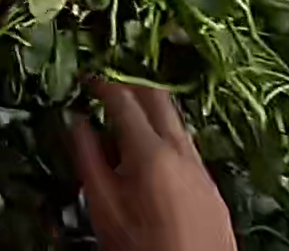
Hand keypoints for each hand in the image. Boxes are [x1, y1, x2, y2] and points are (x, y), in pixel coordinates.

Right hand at [70, 81, 235, 250]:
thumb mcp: (103, 208)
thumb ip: (87, 156)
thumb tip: (75, 121)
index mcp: (151, 153)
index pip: (123, 98)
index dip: (101, 84)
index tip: (85, 81)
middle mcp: (182, 153)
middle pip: (156, 96)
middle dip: (129, 85)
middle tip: (107, 90)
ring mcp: (201, 171)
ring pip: (174, 120)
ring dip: (149, 111)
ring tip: (124, 124)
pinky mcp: (213, 190)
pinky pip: (186, 147)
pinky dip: (164, 138)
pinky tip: (148, 159)